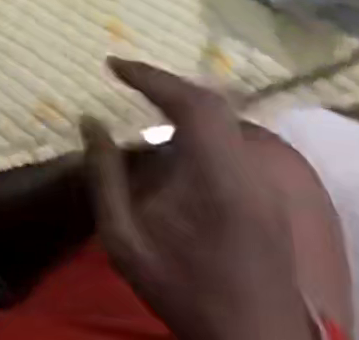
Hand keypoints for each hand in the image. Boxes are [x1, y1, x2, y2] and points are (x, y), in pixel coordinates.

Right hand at [81, 59, 312, 339]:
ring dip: (184, 102)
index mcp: (216, 178)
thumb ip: (104, 176)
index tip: (112, 65)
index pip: (190, 103)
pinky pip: (232, 138)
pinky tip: (176, 138)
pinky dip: (200, 123)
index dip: (150, 76)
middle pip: (212, 101)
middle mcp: (248, 171)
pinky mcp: (269, 195)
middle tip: (126, 78)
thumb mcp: (125, 240)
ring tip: (146, 101)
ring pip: (226, 118)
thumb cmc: (184, 291)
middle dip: (166, 83)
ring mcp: (265, 183)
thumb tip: (89, 121)